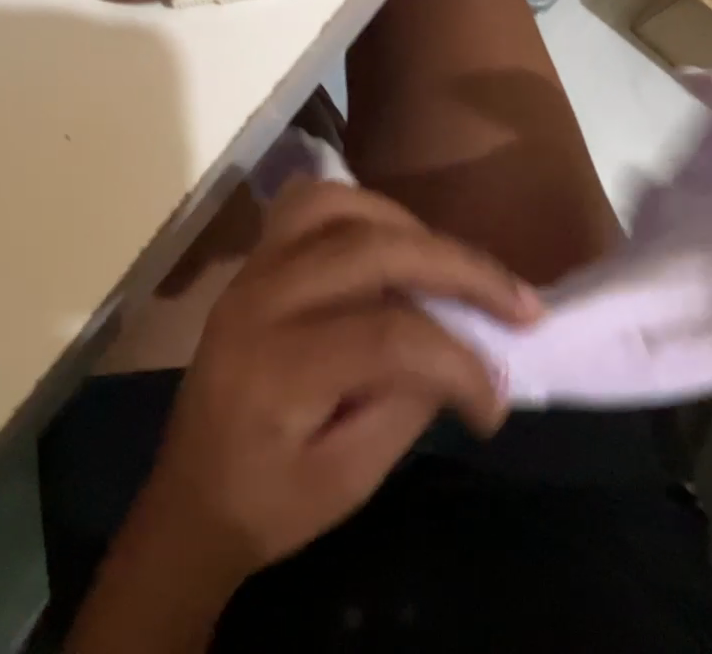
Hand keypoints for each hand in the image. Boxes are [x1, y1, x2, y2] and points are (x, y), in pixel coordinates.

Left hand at [132, 178, 540, 575]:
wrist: (190, 502)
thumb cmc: (269, 504)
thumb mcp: (349, 479)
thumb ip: (410, 405)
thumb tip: (467, 353)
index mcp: (277, 369)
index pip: (391, 338)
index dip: (460, 364)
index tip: (495, 404)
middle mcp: (260, 302)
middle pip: (375, 250)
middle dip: (462, 272)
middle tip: (521, 305)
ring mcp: (252, 274)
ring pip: (341, 207)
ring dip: (413, 230)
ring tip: (459, 270)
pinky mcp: (254, 266)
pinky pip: (310, 207)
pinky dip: (364, 212)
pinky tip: (397, 245)